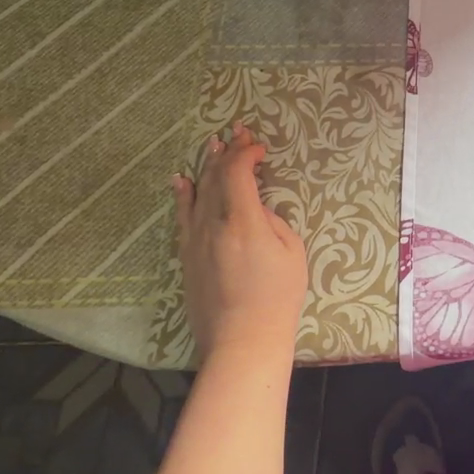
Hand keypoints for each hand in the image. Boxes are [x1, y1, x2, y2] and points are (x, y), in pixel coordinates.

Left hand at [171, 122, 309, 359]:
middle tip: (237, 132)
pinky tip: (182, 180)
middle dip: (228, 151)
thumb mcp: (290, 250)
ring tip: (212, 144)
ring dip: (206, 166)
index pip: (238, 172)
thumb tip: (255, 209)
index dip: (247, 153)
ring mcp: (195, 241)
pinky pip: (183, 217)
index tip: (261, 148)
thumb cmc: (277, 296)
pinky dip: (183, 195)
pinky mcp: (187, 257)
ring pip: (198, 193)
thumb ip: (271, 221)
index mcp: (242, 220)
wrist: (242, 341)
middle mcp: (212, 224)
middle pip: (216, 177)